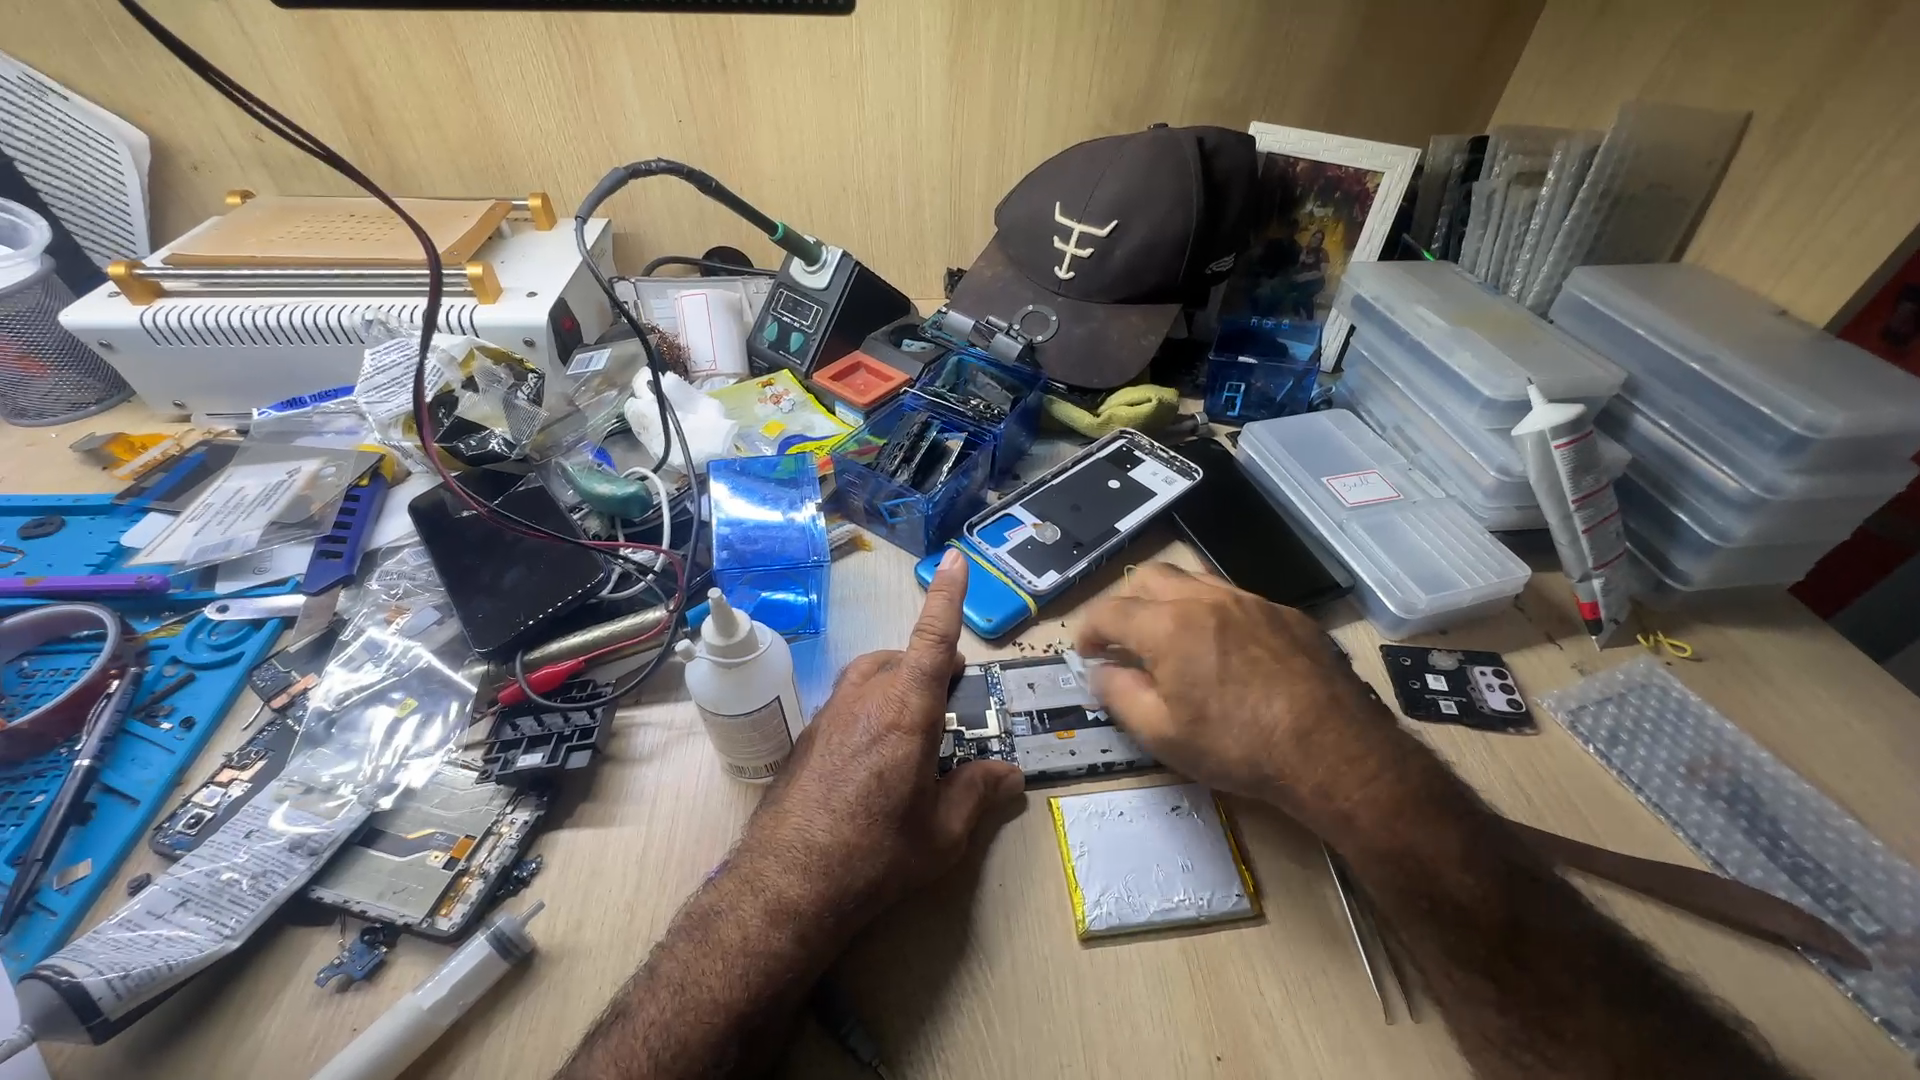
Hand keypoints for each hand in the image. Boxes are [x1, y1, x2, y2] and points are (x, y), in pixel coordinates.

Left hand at [737, 549, 1024, 929]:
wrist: (787, 884)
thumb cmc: (876, 853)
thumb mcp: (943, 832)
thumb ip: (979, 793)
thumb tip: (1008, 775)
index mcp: (906, 708)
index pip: (934, 637)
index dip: (948, 596)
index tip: (955, 561)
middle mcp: (865, 697)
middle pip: (903, 659)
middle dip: (930, 671)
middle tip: (949, 710)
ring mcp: (830, 713)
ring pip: (872, 679)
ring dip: (898, 692)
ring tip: (913, 742)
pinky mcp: (808, 736)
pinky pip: (849, 706)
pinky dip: (871, 716)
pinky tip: (872, 767)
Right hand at [1076, 562, 1400, 836]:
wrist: (1333, 751)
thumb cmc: (1238, 747)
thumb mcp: (1161, 734)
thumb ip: (1119, 694)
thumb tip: (1100, 671)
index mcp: (1167, 626)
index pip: (1109, 611)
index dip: (1088, 631)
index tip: (1087, 654)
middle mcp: (1205, 599)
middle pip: (1150, 577)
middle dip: (1126, 603)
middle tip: (1124, 639)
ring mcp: (1250, 601)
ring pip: (1195, 580)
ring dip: (1170, 600)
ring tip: (1171, 637)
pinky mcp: (1286, 614)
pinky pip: (1236, 598)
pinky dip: (1213, 613)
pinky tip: (1225, 649)